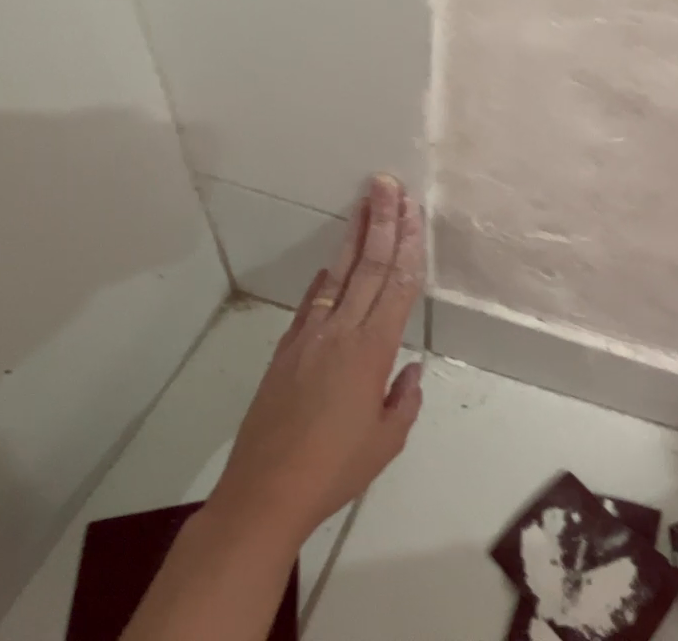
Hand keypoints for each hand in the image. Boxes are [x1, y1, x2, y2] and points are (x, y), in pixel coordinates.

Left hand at [206, 174, 425, 548]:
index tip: (412, 209)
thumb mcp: (387, 439)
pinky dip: (327, 277)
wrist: (265, 492)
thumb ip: (403, 398)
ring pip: (340, 276)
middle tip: (387, 184)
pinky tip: (334, 261)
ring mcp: (310, 338)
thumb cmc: (336, 469)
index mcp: (373, 351)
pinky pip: (313, 303)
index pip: (398, 285)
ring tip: (366, 204)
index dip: (408, 244)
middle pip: (369, 266)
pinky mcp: (286, 351)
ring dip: (355, 238)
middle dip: (382, 222)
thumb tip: (408, 369)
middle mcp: (342, 333)